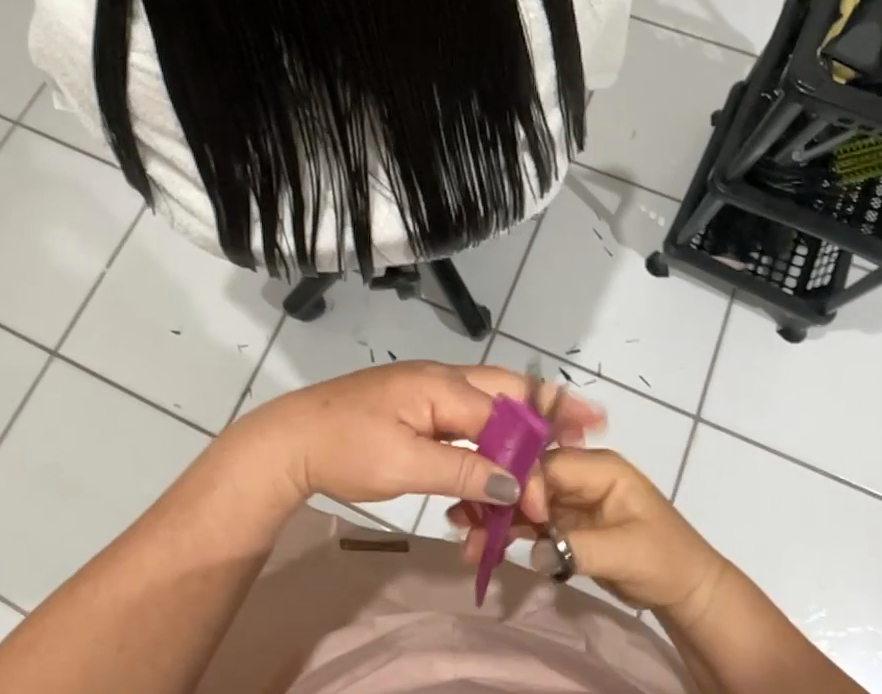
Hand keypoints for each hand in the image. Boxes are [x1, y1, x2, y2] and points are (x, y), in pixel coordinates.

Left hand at [231, 362, 603, 515]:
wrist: (290, 441)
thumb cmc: (346, 450)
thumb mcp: (405, 465)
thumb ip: (463, 472)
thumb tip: (515, 483)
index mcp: (442, 387)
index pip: (504, 422)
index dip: (530, 460)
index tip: (543, 500)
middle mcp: (442, 380)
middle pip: (507, 391)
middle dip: (548, 407)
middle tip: (590, 421)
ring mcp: (428, 391)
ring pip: (488, 402)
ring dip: (522, 421)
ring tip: (558, 436)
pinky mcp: (416, 408)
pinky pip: (465, 416)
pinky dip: (491, 433)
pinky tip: (502, 451)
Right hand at [447, 447, 730, 620]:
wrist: (687, 592)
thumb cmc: (665, 560)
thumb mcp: (626, 552)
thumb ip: (578, 547)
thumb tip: (537, 551)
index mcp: (600, 467)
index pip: (549, 463)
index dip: (522, 482)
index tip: (503, 510)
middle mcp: (581, 476)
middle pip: (530, 479)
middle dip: (499, 499)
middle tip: (462, 520)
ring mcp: (572, 500)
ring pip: (525, 501)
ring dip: (498, 519)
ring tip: (467, 540)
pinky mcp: (567, 523)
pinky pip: (531, 523)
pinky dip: (510, 534)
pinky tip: (483, 547)